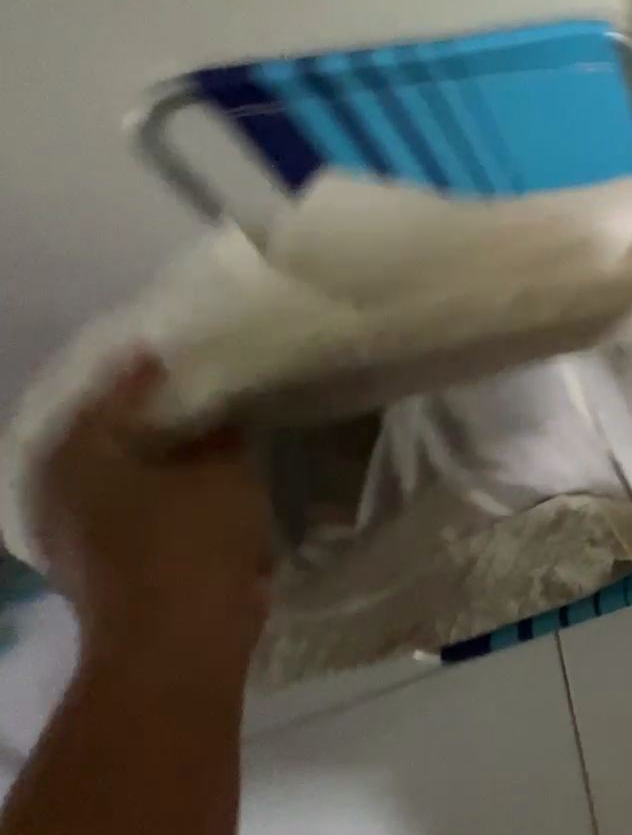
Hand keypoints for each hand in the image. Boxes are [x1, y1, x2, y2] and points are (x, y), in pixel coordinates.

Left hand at [34, 354, 271, 655]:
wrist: (176, 632)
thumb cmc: (192, 539)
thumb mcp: (223, 471)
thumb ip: (220, 435)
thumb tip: (220, 415)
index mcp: (76, 458)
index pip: (108, 396)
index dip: (143, 372)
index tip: (173, 350)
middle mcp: (57, 489)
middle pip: (102, 433)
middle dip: (144, 411)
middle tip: (187, 385)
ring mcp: (72, 528)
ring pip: (115, 469)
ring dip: (153, 450)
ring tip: (198, 428)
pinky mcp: (100, 556)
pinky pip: (130, 500)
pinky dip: (158, 482)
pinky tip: (193, 477)